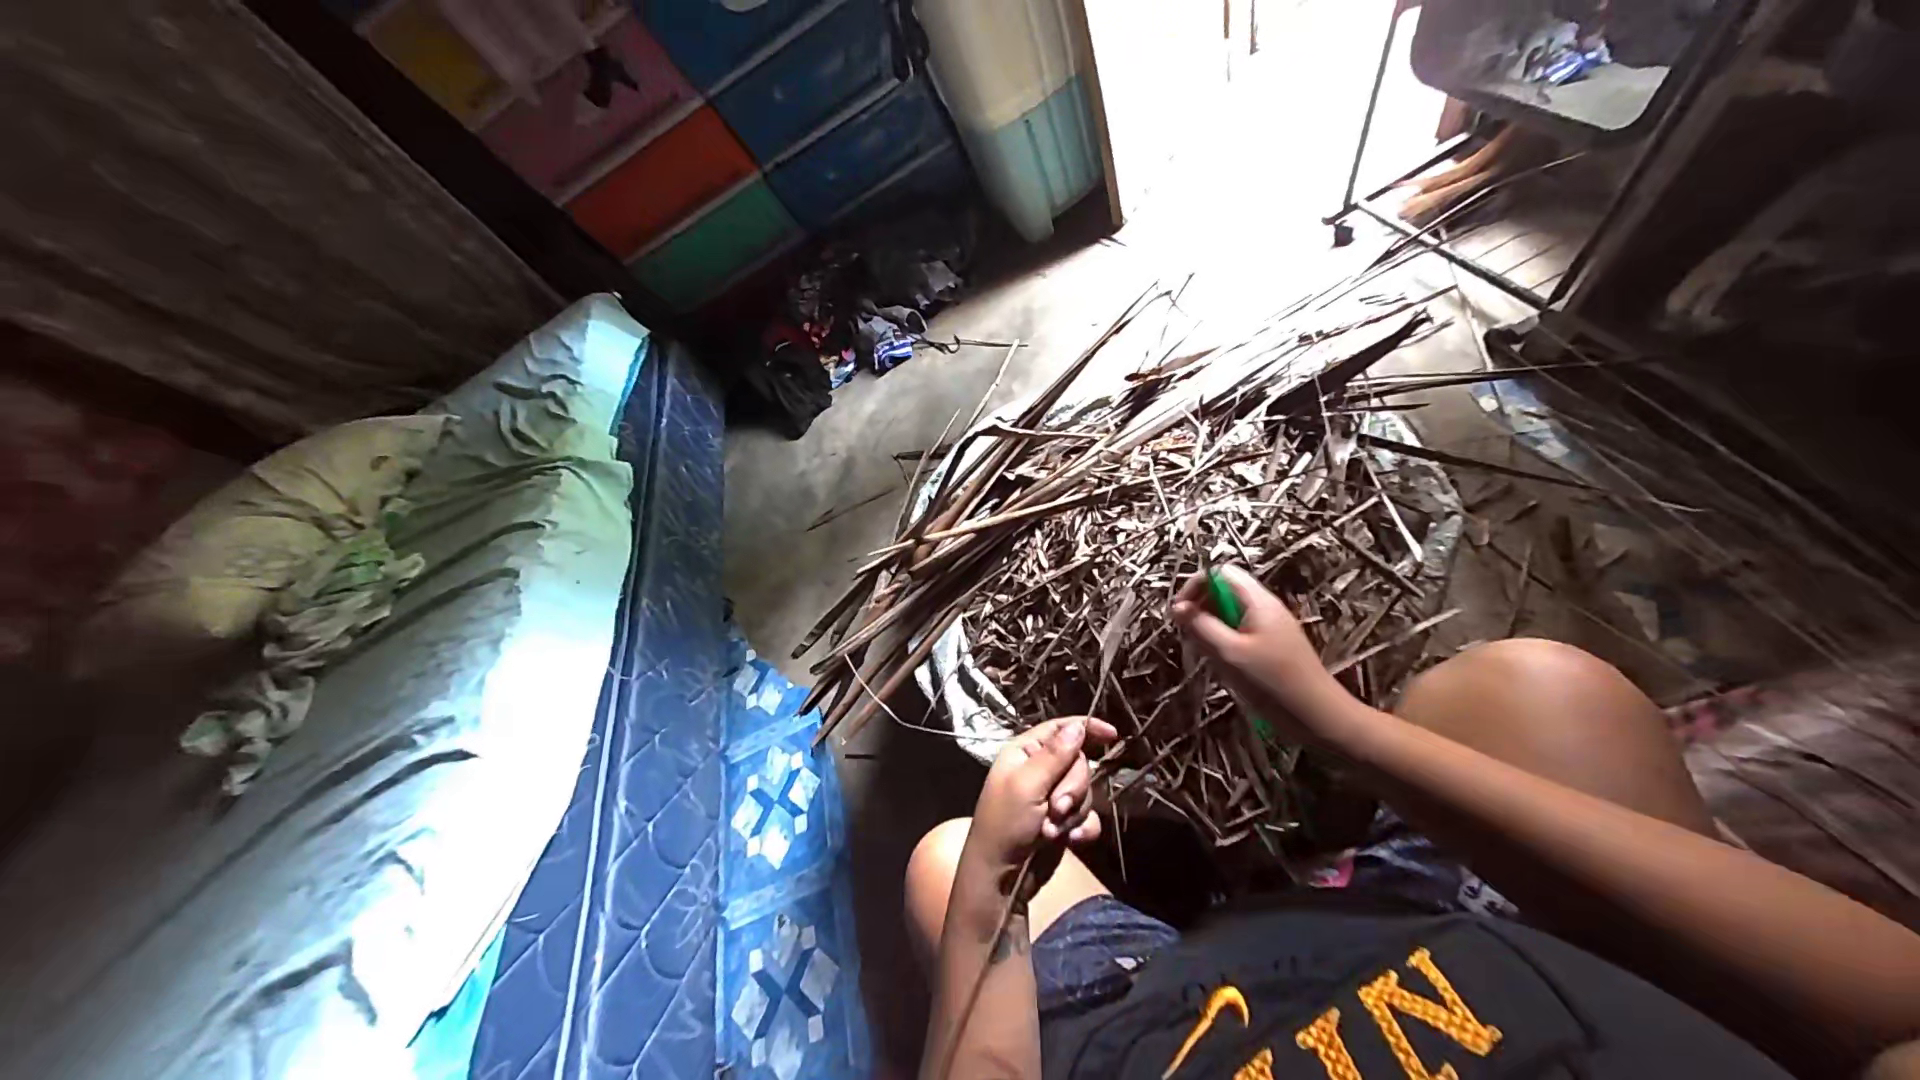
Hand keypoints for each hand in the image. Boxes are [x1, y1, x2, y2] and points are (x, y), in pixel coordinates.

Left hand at [965, 716, 1117, 886]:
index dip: (1086, 728)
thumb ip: (1054, 755)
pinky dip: (1082, 828)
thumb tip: (1077, 726)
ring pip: (1085, 791)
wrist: (1002, 876)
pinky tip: (1070, 840)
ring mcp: (1053, 796)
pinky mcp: (1064, 821)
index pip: (1060, 728)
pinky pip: (1089, 816)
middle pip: (1079, 762)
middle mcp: (1041, 770)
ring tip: (1050, 828)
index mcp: (1025, 752)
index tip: (1112, 735)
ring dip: (1073, 812)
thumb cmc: (1005, 824)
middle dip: (1072, 787)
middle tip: (1055, 807)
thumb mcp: (1027, 785)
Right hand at [1171, 564, 1358, 745]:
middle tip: (1188, 635)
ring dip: (1210, 627)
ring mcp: (1270, 627)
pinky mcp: (1271, 646)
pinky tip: (1222, 664)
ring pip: (1229, 613)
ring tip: (1204, 652)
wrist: (1320, 718)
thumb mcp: (1229, 654)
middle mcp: (1265, 608)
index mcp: (1258, 602)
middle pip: (1224, 591)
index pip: (1220, 573)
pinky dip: (1223, 641)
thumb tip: (1177, 608)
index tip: (1179, 613)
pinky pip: (1239, 632)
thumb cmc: (1273, 684)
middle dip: (1200, 608)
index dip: (1194, 586)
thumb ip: (1201, 626)